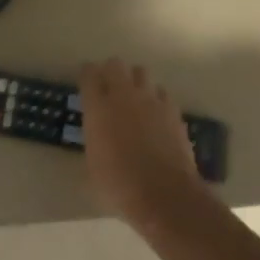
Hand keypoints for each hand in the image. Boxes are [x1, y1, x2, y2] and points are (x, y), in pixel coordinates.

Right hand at [79, 59, 207, 230]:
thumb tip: (98, 133)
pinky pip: (162, 93)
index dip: (87, 75)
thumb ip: (94, 139)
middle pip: (116, 65)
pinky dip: (156, 99)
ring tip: (135, 98)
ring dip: (135, 82)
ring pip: (141, 73)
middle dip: (111, 71)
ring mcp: (151, 100)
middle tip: (109, 86)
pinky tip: (156, 115)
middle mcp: (124, 95)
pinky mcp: (173, 110)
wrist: (164, 194)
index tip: (87, 81)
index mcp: (98, 107)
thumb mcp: (93, 165)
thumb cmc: (119, 185)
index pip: (89, 74)